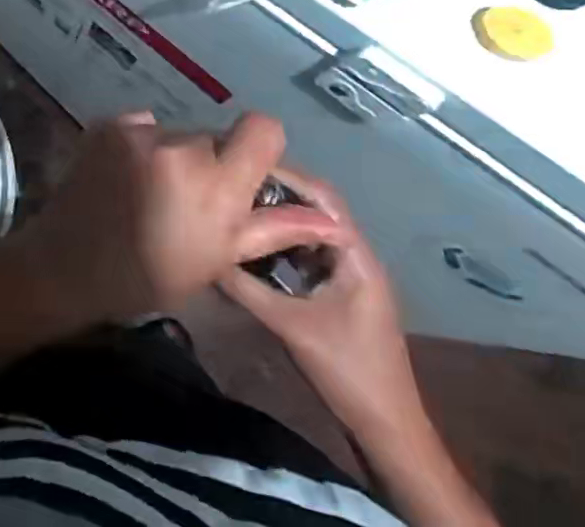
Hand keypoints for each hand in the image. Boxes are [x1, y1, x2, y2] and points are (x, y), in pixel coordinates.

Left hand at [11, 112, 339, 327]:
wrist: (70, 262)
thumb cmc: (152, 273)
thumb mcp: (219, 257)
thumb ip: (273, 228)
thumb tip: (333, 221)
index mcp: (217, 182)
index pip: (262, 129)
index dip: (261, 148)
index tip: (248, 172)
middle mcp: (179, 147)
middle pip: (215, 136)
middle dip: (213, 160)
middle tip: (194, 194)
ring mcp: (136, 134)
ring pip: (176, 132)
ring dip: (175, 153)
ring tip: (156, 187)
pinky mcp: (104, 128)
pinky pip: (140, 126)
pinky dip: (141, 143)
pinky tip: (129, 172)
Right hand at [221, 166, 422, 435]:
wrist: (385, 421)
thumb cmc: (345, 367)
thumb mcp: (285, 323)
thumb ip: (242, 283)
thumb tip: (199, 249)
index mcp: (354, 257)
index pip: (320, 199)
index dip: (281, 176)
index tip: (235, 164)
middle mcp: (354, 256)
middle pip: (314, 207)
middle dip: (272, 190)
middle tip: (225, 180)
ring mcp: (346, 272)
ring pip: (307, 227)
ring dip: (273, 213)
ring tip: (229, 203)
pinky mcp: (335, 287)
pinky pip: (302, 249)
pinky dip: (276, 239)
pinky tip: (246, 242)